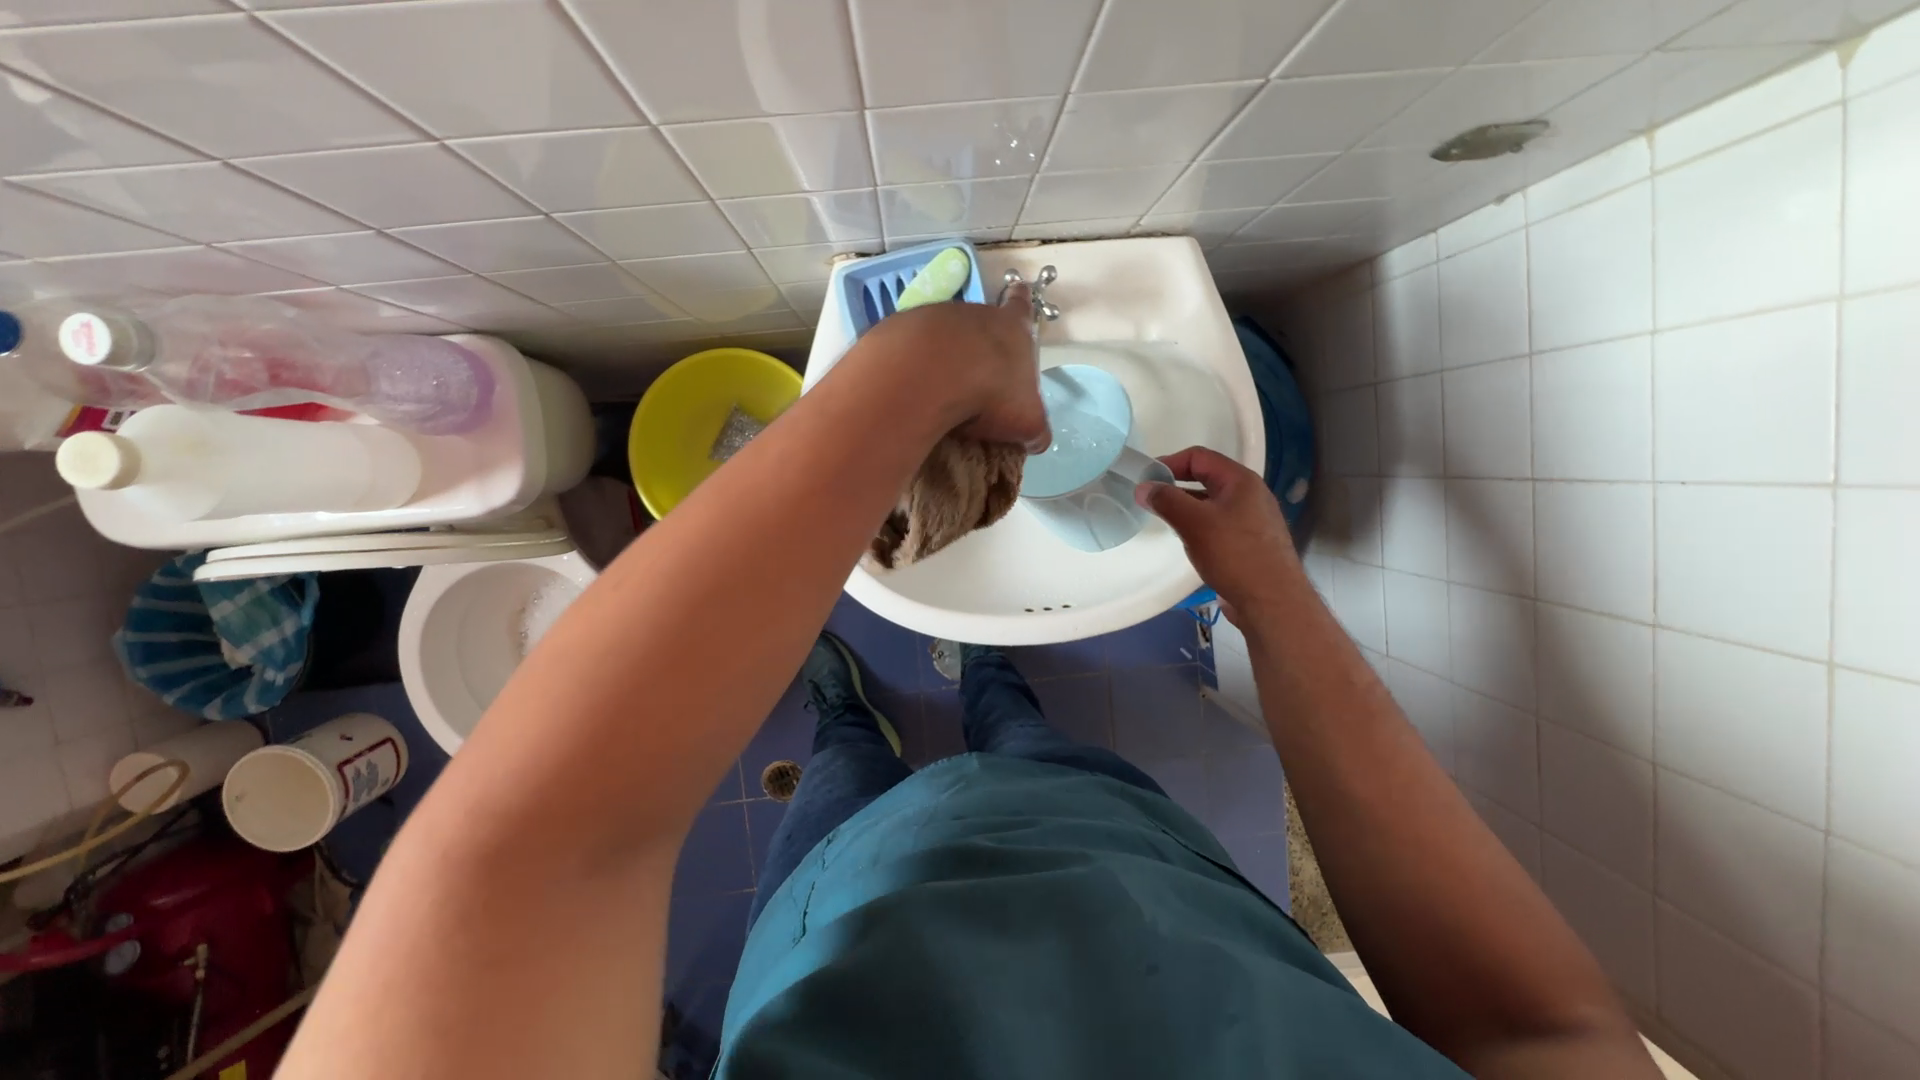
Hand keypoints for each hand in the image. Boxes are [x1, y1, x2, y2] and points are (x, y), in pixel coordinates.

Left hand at [848, 287, 1048, 450]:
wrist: (927, 377)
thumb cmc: (990, 394)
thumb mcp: (1027, 422)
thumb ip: (1034, 430)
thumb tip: (1035, 439)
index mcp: (1013, 328)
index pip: (1022, 306)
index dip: (1022, 302)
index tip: (1019, 294)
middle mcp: (974, 313)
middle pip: (980, 324)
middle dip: (978, 347)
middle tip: (977, 378)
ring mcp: (934, 317)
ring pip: (942, 336)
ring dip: (943, 358)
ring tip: (940, 393)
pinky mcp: (899, 329)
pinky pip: (909, 350)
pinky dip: (913, 367)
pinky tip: (912, 392)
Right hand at [1135, 446, 1299, 622]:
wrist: (1272, 601)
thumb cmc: (1234, 554)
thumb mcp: (1194, 523)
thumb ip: (1166, 501)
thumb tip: (1143, 487)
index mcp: (1240, 481)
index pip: (1199, 457)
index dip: (1170, 463)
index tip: (1146, 479)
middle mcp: (1251, 495)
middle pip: (1208, 478)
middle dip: (1177, 486)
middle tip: (1152, 500)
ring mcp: (1254, 520)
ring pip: (1214, 504)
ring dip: (1188, 508)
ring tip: (1167, 521)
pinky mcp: (1253, 543)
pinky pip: (1221, 524)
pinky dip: (1201, 526)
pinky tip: (1191, 543)